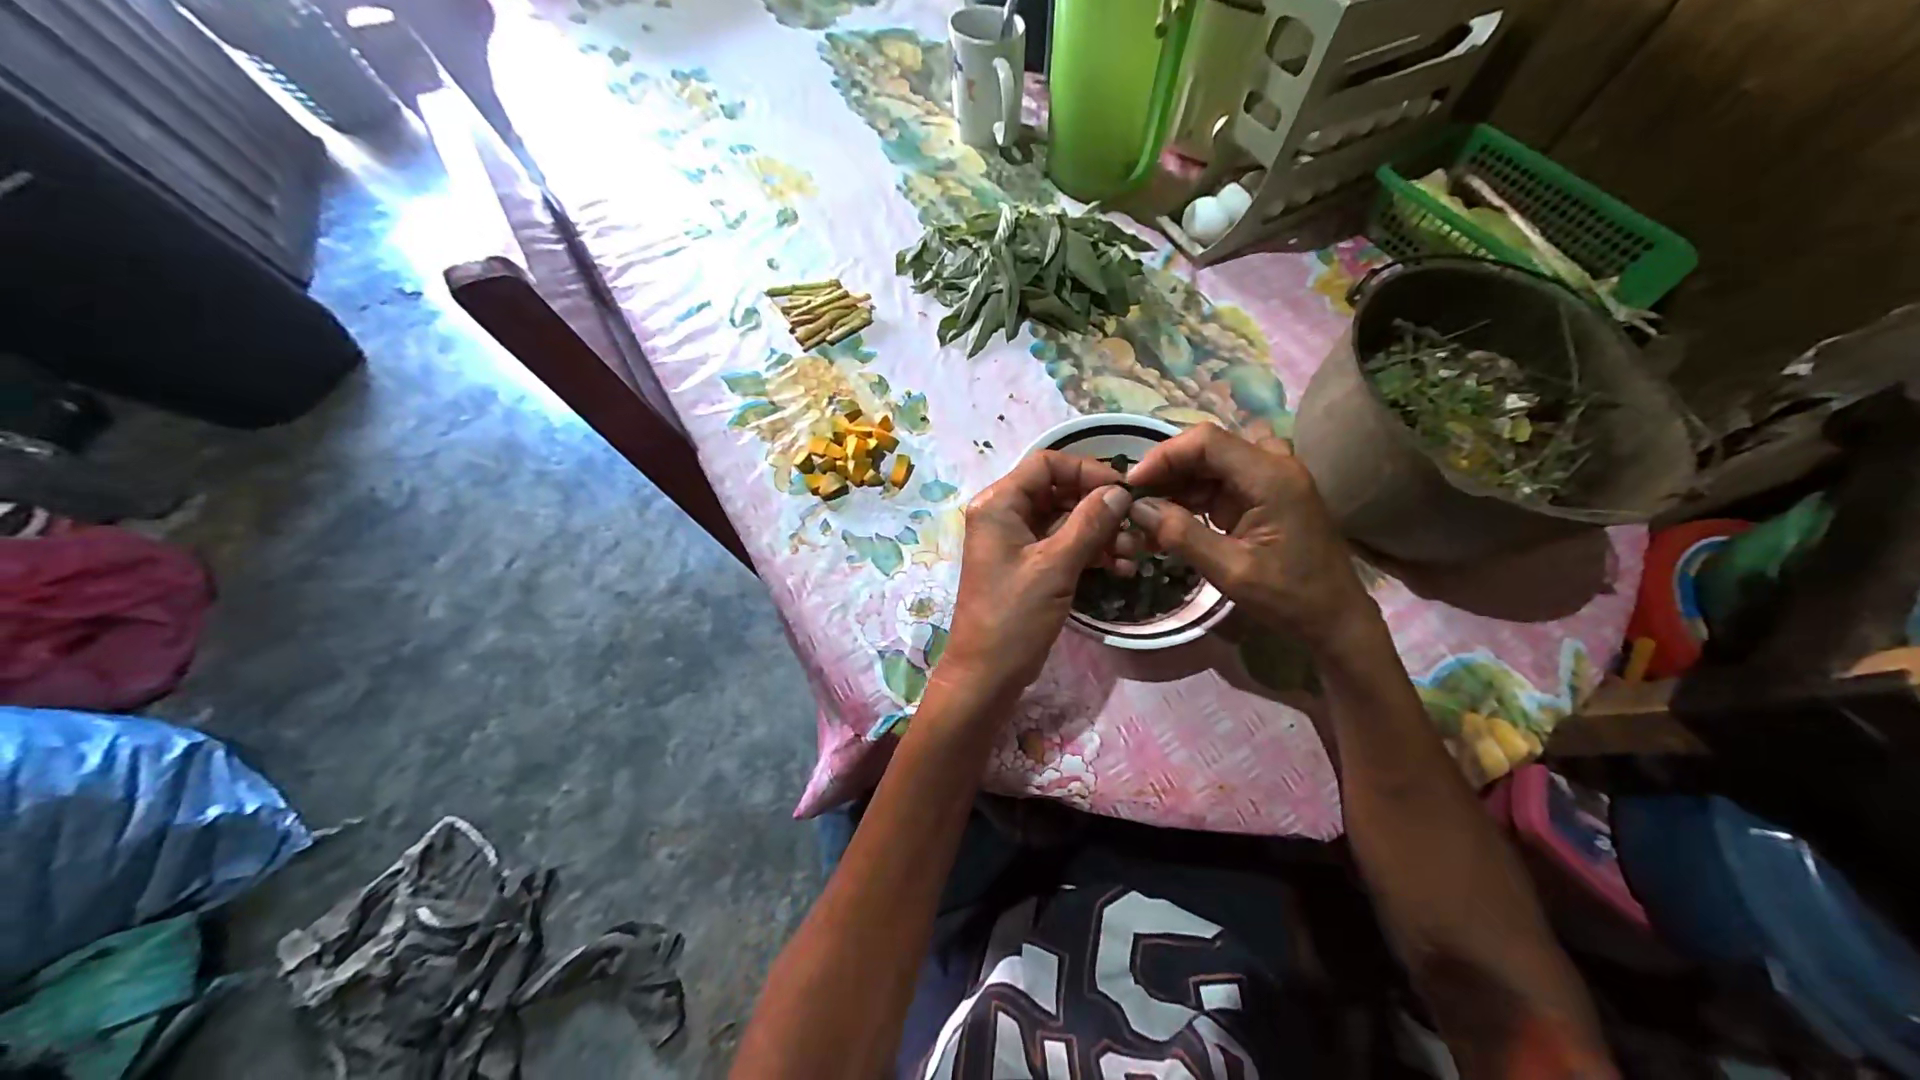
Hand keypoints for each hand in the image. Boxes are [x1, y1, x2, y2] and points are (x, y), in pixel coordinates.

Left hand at [937, 451, 1132, 696]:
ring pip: (1065, 519)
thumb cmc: (1014, 616)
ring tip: (1133, 553)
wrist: (988, 673)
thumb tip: (1120, 491)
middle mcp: (1004, 514)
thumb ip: (1089, 523)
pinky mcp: (1029, 565)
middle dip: (1099, 506)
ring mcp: (1016, 541)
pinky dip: (1090, 550)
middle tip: (1135, 526)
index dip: (1086, 470)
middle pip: (1058, 490)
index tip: (1123, 490)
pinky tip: (1121, 566)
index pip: (1046, 464)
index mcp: (998, 504)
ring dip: (1101, 531)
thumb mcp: (1055, 566)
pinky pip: (1063, 544)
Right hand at [1122, 425, 1373, 651]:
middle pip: (1208, 448)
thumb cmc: (1289, 597)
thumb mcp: (1230, 571)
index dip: (1164, 456)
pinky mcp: (1265, 496)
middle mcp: (1274, 466)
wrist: (1335, 619)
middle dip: (1167, 471)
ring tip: (1147, 513)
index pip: (1206, 441)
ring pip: (1211, 464)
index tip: (1132, 485)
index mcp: (1271, 477)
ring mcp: (1272, 479)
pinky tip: (1169, 519)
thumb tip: (1138, 507)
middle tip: (1135, 500)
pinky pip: (1221, 483)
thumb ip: (1182, 534)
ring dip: (1178, 484)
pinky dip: (1193, 497)